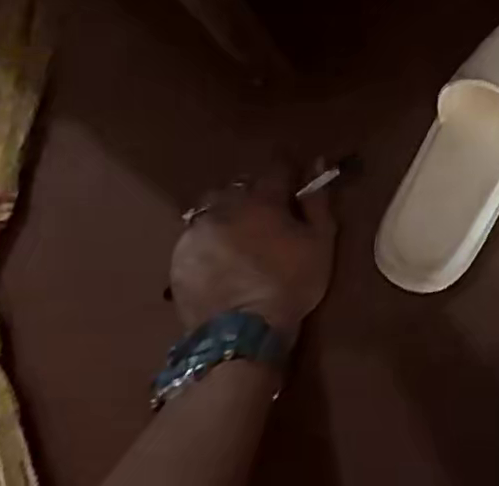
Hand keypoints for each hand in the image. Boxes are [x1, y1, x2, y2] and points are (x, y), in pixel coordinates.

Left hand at [171, 161, 336, 342]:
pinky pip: (195, 236)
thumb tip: (317, 163)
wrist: (241, 336)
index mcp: (262, 198)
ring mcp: (197, 232)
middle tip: (267, 214)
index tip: (295, 184)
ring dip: (227, 213)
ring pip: (213, 207)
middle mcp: (225, 206)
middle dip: (254, 193)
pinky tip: (219, 259)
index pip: (277, 167)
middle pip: (240, 184)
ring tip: (238, 235)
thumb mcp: (320, 241)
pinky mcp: (178, 258)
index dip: (289, 172)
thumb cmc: (290, 283)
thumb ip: (318, 200)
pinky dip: (208, 239)